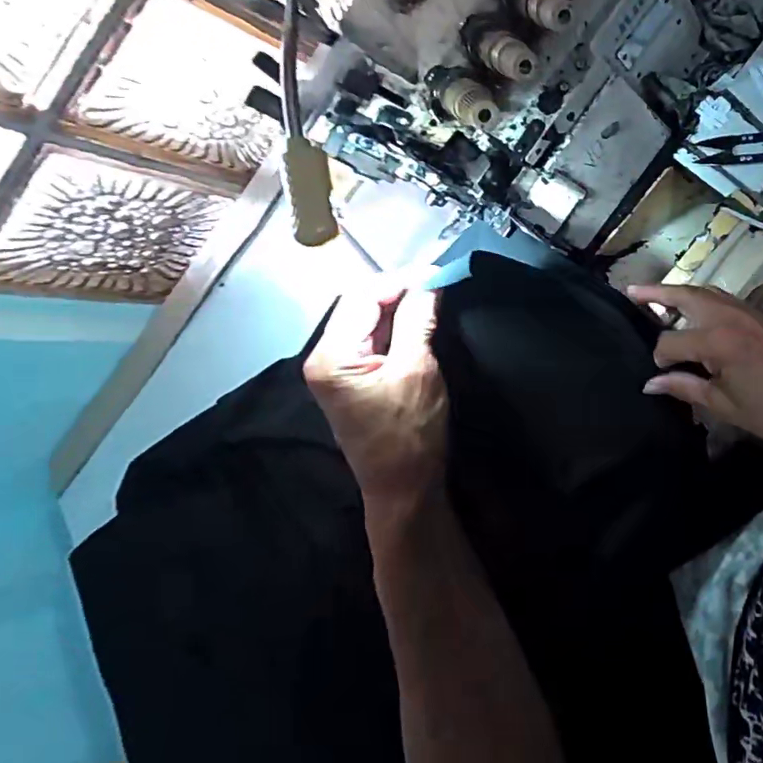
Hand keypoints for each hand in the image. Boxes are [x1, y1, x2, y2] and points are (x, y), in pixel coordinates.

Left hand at [304, 279, 449, 508]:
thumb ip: (418, 319)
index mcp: (331, 356)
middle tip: (438, 283)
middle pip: (360, 303)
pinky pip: (372, 337)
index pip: (363, 296)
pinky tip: (419, 318)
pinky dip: (395, 324)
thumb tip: (429, 280)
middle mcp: (324, 357)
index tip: (438, 273)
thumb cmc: (409, 435)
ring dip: (399, 305)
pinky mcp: (351, 377)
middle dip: (399, 288)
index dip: (402, 279)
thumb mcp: (418, 370)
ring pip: (367, 318)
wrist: (404, 490)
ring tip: (433, 296)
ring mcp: (336, 368)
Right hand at [627, 283, 762, 448]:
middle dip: (655, 294)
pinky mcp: (754, 315)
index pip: (671, 341)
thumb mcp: (722, 405)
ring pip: (702, 290)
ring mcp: (743, 311)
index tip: (660, 375)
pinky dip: (699, 296)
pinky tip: (690, 307)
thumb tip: (650, 383)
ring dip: (677, 292)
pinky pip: (719, 296)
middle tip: (630, 291)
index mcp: (718, 341)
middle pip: (683, 296)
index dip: (660, 358)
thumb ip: (683, 387)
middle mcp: (728, 317)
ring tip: (653, 295)